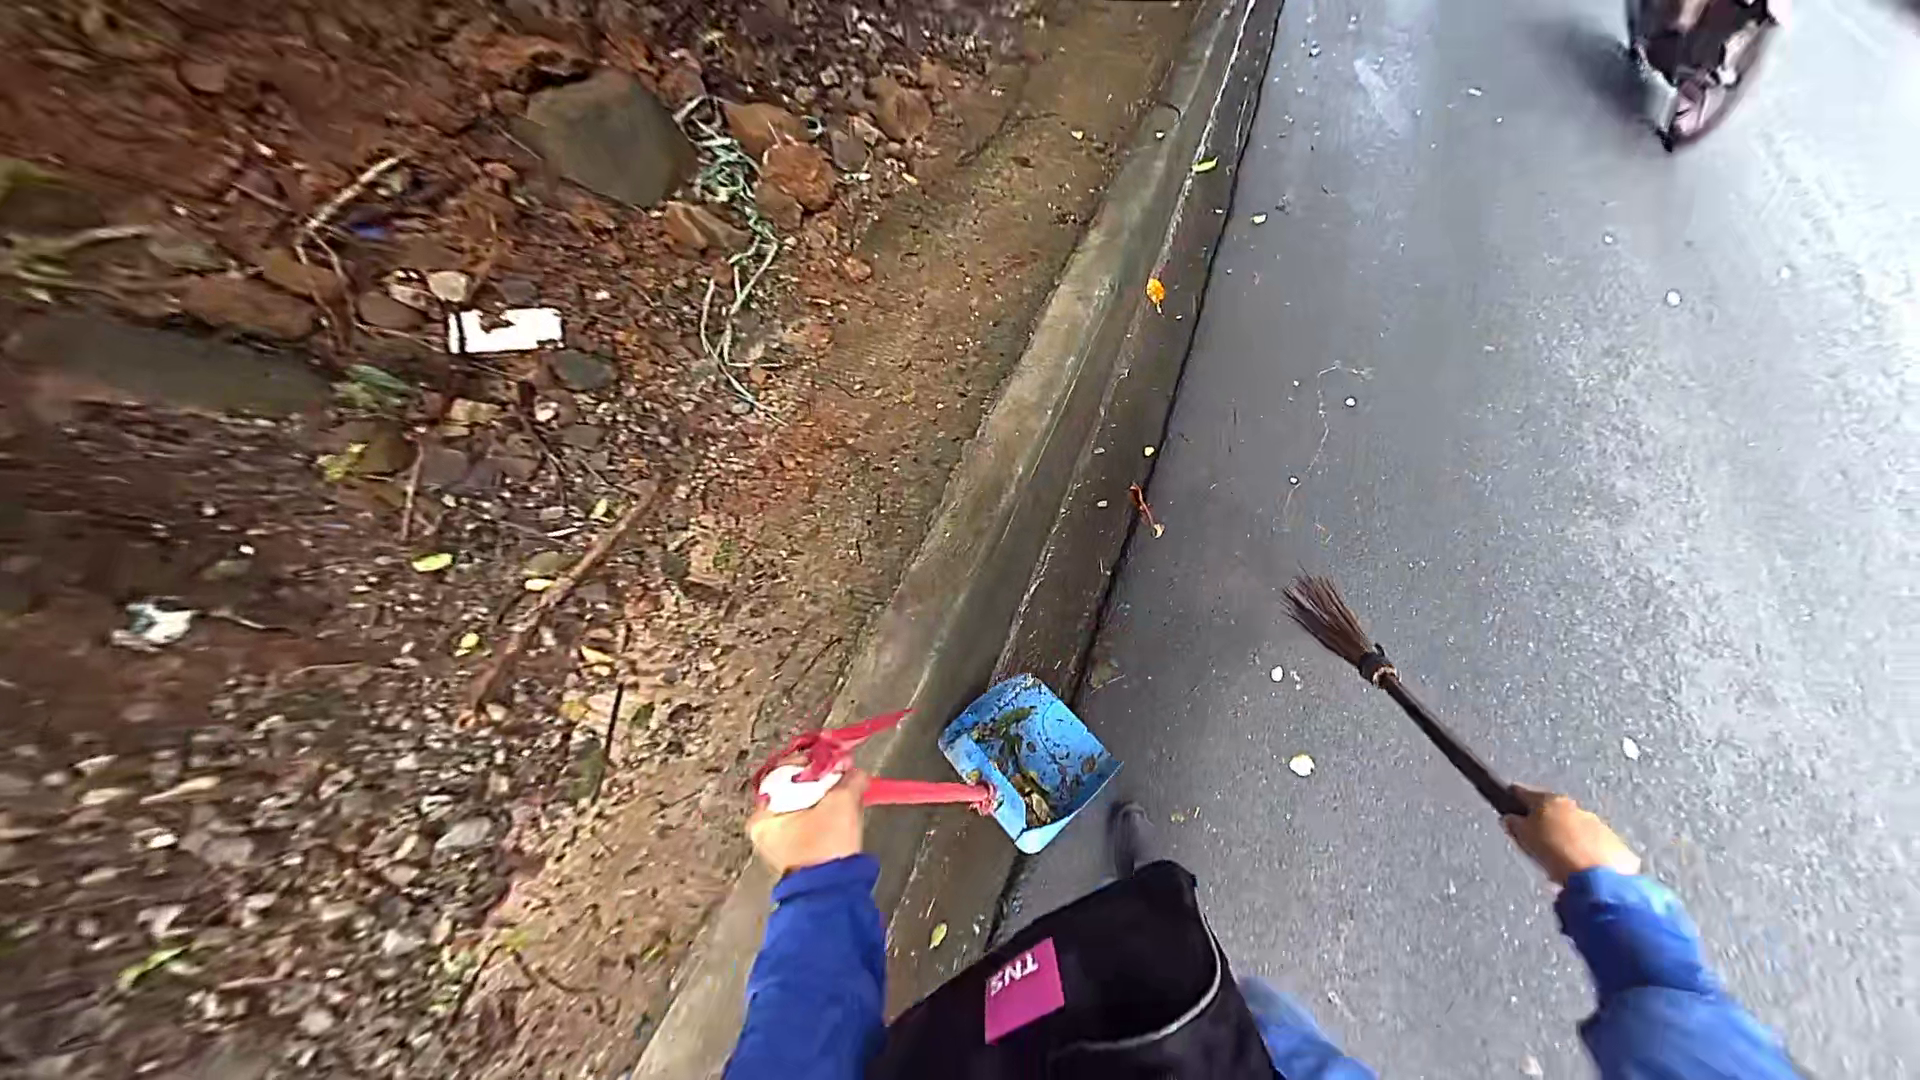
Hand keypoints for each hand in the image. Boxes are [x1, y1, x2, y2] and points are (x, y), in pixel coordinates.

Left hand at [747, 768, 867, 875]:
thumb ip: (850, 778)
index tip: (832, 759)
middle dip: (821, 779)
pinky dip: (824, 812)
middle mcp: (765, 829)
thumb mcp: (842, 801)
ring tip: (846, 788)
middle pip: (794, 788)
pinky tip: (842, 808)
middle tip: (841, 772)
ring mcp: (779, 843)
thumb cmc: (827, 844)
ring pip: (803, 804)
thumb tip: (856, 770)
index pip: (784, 772)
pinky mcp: (796, 853)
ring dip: (825, 795)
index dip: (812, 761)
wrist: (833, 891)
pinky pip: (809, 821)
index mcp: (763, 815)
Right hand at [1503, 784, 1641, 885]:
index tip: (1508, 807)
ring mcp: (1601, 827)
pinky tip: (1581, 867)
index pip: (1522, 792)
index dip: (1512, 800)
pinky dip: (1588, 853)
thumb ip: (1512, 823)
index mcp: (1549, 799)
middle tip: (1536, 842)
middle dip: (1545, 823)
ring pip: (1577, 829)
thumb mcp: (1520, 836)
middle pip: (1552, 811)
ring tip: (1560, 859)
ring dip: (1568, 839)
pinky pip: (1598, 847)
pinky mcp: (1619, 847)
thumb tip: (1512, 820)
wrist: (1600, 881)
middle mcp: (1576, 808)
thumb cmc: (1555, 853)